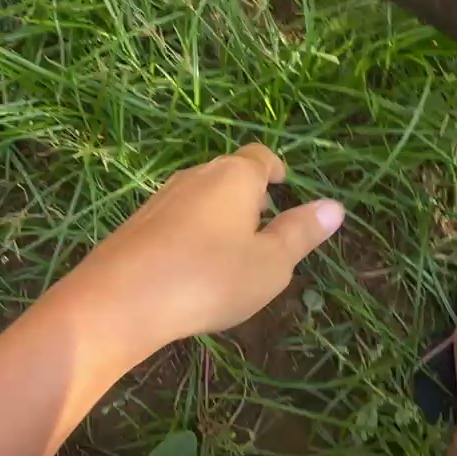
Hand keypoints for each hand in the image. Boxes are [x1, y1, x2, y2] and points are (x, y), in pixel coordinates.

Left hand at [53, 144, 344, 348]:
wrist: (121, 299)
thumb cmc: (209, 278)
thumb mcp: (269, 264)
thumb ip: (301, 234)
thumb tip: (335, 207)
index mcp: (234, 176)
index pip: (260, 157)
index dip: (274, 168)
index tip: (283, 184)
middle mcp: (197, 175)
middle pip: (229, 172)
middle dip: (249, 193)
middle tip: (264, 224)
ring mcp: (162, 197)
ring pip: (201, 194)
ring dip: (220, 213)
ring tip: (232, 249)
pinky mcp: (138, 222)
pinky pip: (177, 216)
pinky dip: (193, 230)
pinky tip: (193, 265)